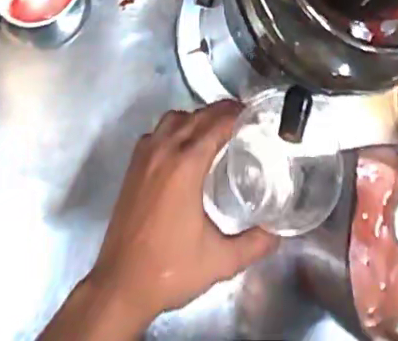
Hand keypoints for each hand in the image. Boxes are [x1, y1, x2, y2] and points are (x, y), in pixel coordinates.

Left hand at [82, 102, 276, 323]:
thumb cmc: (170, 269)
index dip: (237, 114)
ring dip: (196, 117)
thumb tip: (278, 234)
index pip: (217, 124)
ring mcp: (145, 156)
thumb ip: (254, 245)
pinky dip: (174, 128)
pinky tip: (183, 147)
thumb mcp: (220, 260)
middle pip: (197, 115)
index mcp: (186, 164)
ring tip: (214, 130)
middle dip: (221, 112)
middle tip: (243, 119)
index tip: (255, 115)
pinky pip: (156, 132)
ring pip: (174, 118)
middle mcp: (165, 151)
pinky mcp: (132, 167)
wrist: (120, 286)